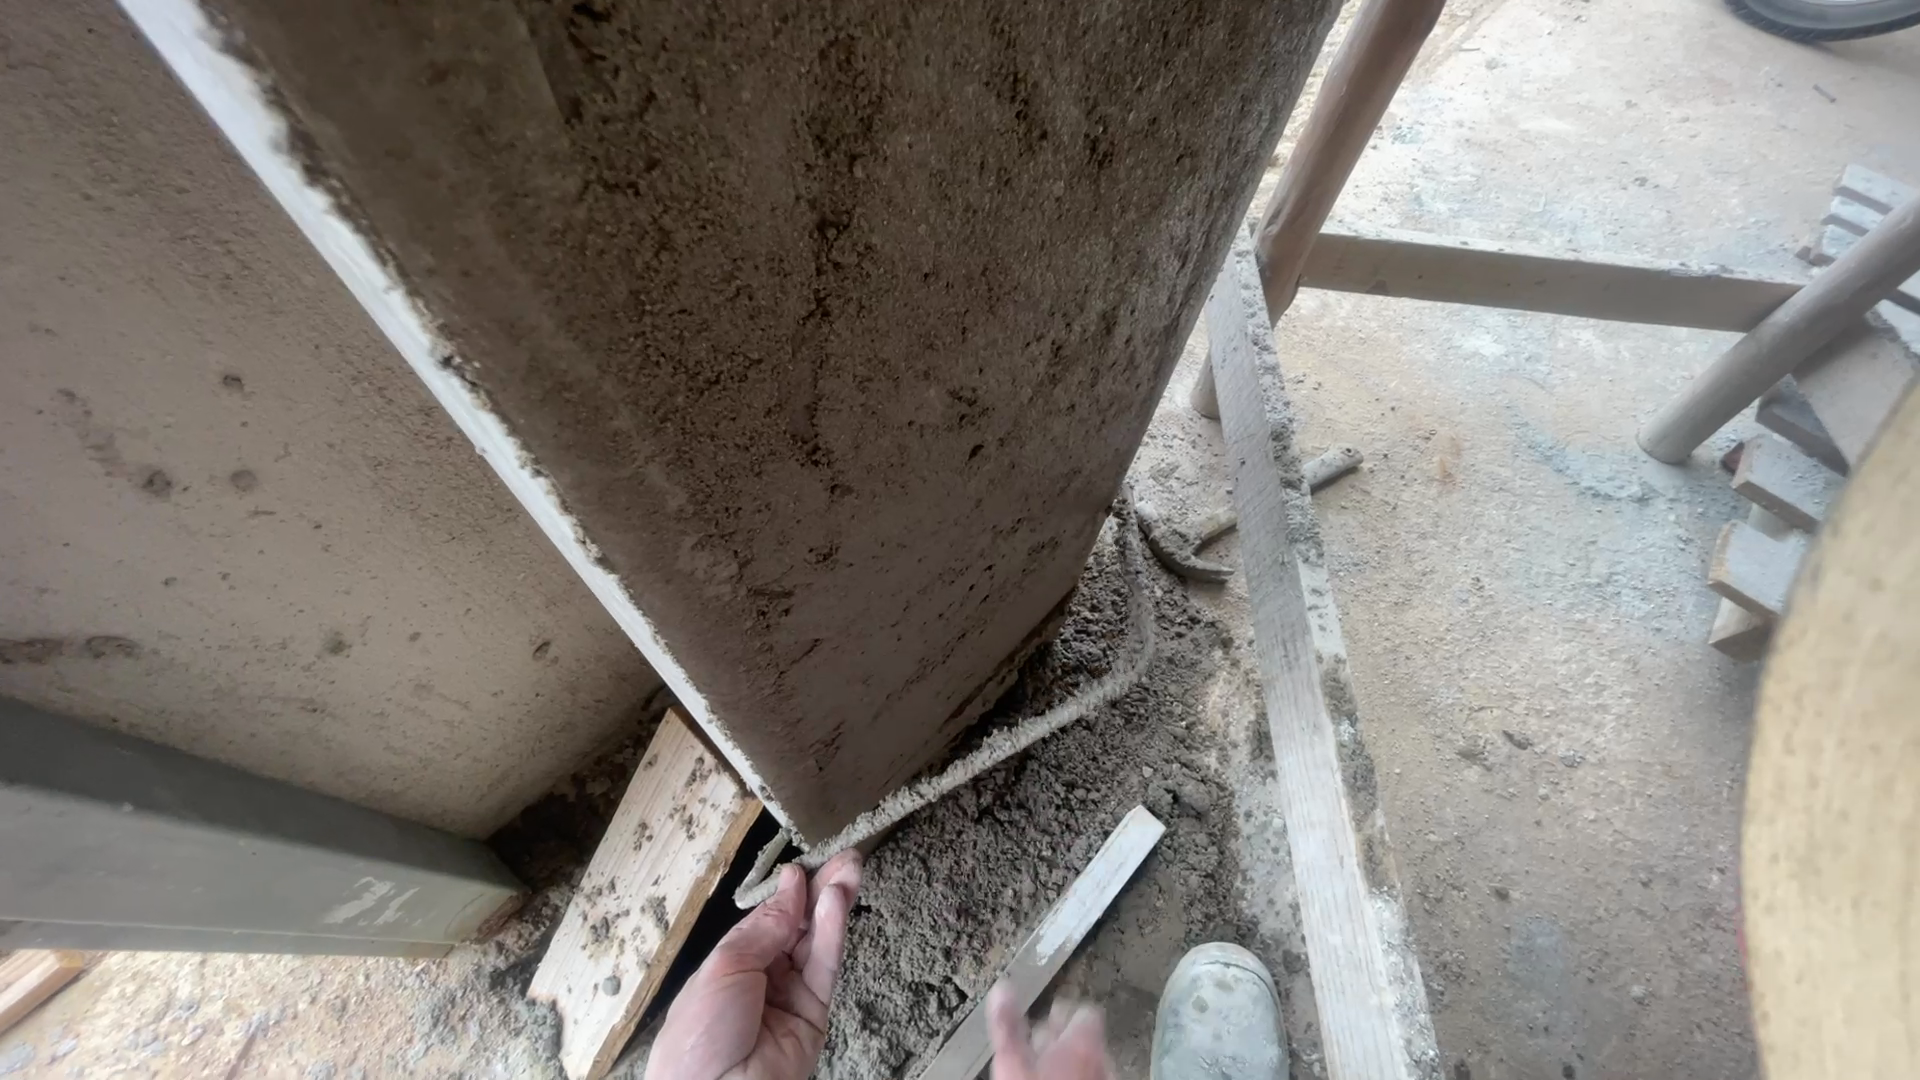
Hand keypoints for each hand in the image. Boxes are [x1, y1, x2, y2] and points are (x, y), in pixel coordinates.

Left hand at [646, 852, 863, 1079]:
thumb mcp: (724, 967)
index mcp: (733, 966)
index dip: (788, 893)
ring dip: (834, 902)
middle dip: (820, 890)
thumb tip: (793, 883)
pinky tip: (839, 900)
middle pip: (799, 926)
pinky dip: (834, 931)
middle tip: (845, 857)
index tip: (805, 865)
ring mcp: (792, 997)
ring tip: (852, 867)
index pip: (768, 919)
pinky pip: (825, 967)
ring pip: (817, 941)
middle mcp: (764, 977)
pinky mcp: (816, 1015)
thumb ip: (766, 926)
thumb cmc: (702, 1032)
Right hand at [987, 981, 1113, 1079]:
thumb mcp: (1013, 1062)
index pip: (1085, 1013)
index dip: (1062, 1015)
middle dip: (1061, 1042)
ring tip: (1040, 1074)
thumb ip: (1008, 1025)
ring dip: (1068, 1066)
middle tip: (1035, 1050)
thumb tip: (1002, 989)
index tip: (1041, 1022)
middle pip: (1087, 1040)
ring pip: (1089, 1066)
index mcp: (1084, 1044)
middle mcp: (1104, 1062)